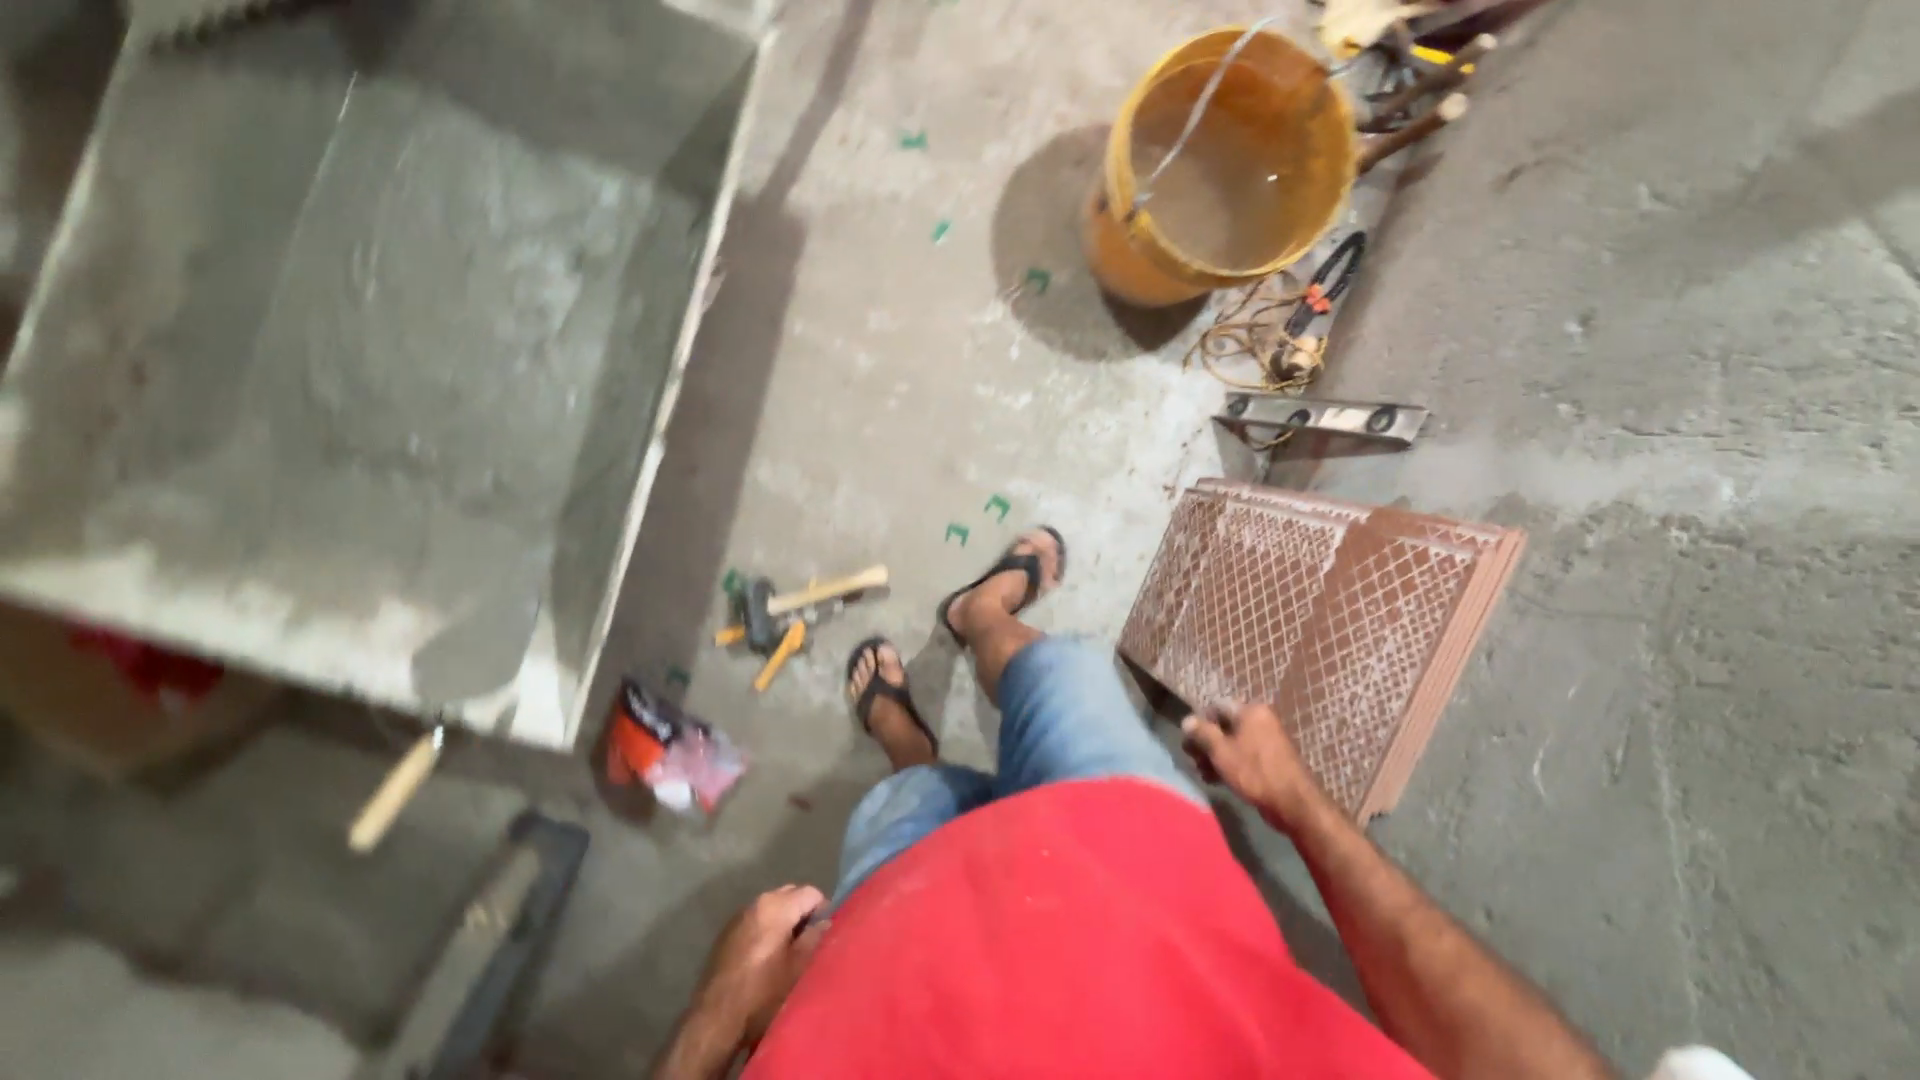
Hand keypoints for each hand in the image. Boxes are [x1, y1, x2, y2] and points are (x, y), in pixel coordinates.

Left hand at [690, 885, 828, 1044]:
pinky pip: (755, 919)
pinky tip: (765, 956)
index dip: (823, 911)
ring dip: (783, 920)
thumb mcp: (797, 968)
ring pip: (771, 906)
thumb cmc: (762, 993)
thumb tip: (826, 922)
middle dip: (802, 913)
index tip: (823, 935)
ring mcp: (738, 916)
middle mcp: (756, 903)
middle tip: (807, 942)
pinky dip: (766, 928)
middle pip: (790, 894)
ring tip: (787, 951)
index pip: (811, 893)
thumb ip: (815, 938)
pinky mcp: (726, 932)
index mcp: (777, 907)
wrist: (715, 1018)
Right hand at [1182, 703, 1325, 832]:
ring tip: (1204, 774)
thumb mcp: (1221, 751)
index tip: (1189, 742)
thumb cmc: (1254, 772)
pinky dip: (1230, 765)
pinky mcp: (1270, 760)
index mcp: (1251, 712)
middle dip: (1206, 744)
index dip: (1200, 722)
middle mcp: (1261, 721)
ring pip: (1232, 743)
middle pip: (1224, 726)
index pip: (1216, 707)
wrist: (1292, 803)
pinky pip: (1244, 756)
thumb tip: (1187, 720)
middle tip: (1193, 760)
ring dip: (1215, 757)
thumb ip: (1202, 733)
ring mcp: (1267, 741)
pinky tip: (1217, 780)